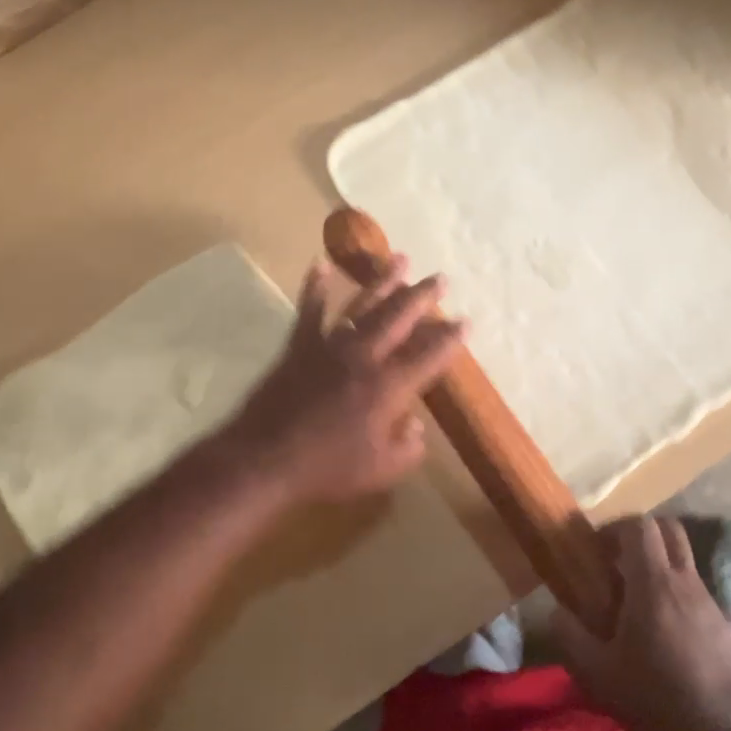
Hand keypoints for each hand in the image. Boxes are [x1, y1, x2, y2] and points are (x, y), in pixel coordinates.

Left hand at [221, 258, 464, 502]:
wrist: (264, 460)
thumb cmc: (327, 469)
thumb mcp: (380, 471)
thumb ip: (407, 448)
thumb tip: (417, 426)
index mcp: (389, 387)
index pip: (429, 355)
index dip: (450, 337)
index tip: (466, 319)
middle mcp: (364, 357)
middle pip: (399, 317)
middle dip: (423, 296)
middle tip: (441, 278)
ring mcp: (330, 346)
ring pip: (363, 305)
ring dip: (383, 280)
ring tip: (401, 259)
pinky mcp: (299, 346)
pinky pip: (309, 310)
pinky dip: (314, 286)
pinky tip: (320, 263)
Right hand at [553, 517, 730, 730]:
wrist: (722, 730)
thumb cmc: (656, 693)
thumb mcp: (599, 673)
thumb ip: (570, 637)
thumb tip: (556, 611)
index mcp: (653, 581)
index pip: (639, 525)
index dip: (615, 528)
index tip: (597, 549)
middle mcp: (685, 580)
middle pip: (669, 529)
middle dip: (642, 535)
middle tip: (619, 561)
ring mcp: (710, 600)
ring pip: (685, 561)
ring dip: (661, 567)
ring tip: (639, 601)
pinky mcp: (725, 624)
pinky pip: (697, 593)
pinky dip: (678, 596)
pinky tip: (665, 631)